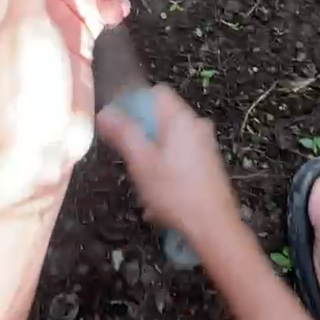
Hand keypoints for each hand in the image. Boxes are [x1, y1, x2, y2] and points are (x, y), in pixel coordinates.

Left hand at [0, 0, 129, 165]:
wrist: (43, 142)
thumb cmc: (30, 81)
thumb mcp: (28, 23)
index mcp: (12, 0)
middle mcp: (33, 9)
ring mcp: (57, 28)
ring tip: (116, 9)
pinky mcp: (78, 46)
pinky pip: (95, 15)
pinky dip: (109, 11)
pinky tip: (120, 16)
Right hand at [95, 85, 239, 245]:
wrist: (214, 227)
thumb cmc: (175, 192)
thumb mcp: (141, 162)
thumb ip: (123, 133)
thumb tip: (105, 111)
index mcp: (181, 117)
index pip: (156, 92)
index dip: (135, 104)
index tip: (120, 126)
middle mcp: (196, 125)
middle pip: (161, 118)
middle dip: (142, 138)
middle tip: (131, 161)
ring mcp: (205, 144)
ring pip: (169, 142)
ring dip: (152, 161)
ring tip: (144, 188)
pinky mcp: (209, 164)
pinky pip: (180, 158)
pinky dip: (167, 172)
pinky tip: (159, 200)